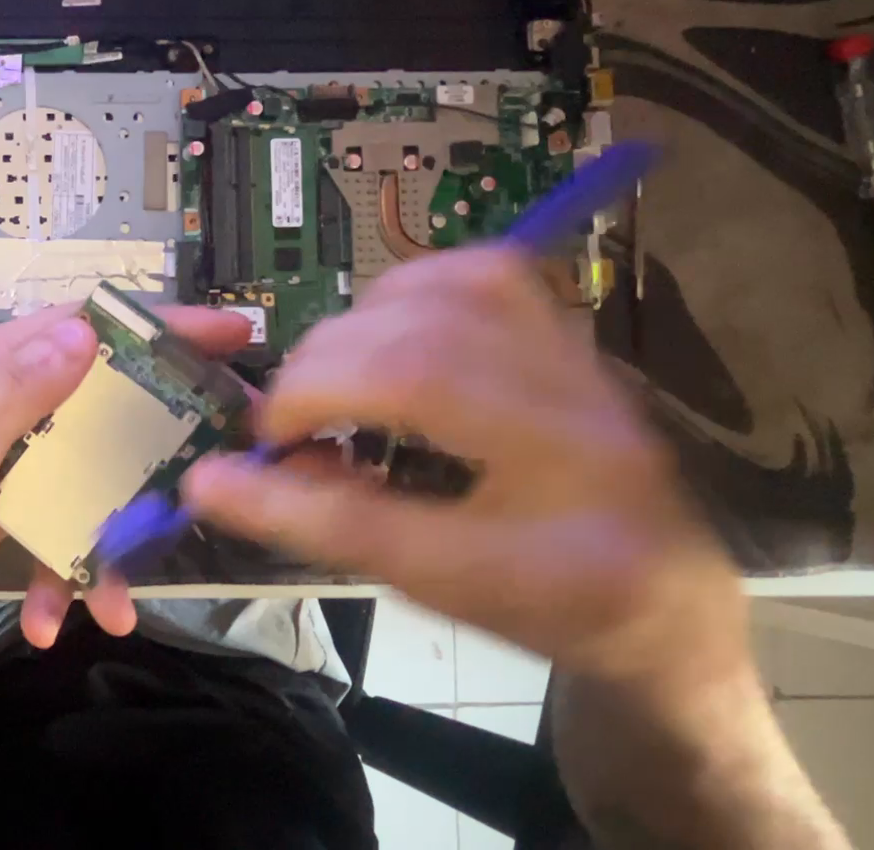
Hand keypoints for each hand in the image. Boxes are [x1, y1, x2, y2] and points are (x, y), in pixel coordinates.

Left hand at [0, 302, 254, 654]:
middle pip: (103, 388)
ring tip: (127, 590)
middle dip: (164, 423)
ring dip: (116, 522)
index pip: (81, 324)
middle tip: (230, 438)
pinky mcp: (23, 482)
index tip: (226, 335)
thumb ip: (10, 397)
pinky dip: (72, 561)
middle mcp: (7, 391)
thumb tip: (82, 335)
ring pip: (95, 458)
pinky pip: (68, 506)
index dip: (155, 324)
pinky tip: (54, 617)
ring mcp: (17, 440)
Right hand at [182, 248, 747, 690]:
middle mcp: (585, 420)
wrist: (662, 595)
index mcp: (565, 511)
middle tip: (287, 424)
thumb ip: (318, 526)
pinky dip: (408, 290)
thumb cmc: (540, 602)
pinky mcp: (568, 332)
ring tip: (333, 380)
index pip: (409, 477)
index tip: (254, 451)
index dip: (309, 431)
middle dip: (318, 380)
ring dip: (358, 330)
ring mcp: (583, 364)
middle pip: (421, 363)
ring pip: (451, 295)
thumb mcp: (427, 586)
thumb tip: (210, 479)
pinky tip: (384, 331)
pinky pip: (480, 272)